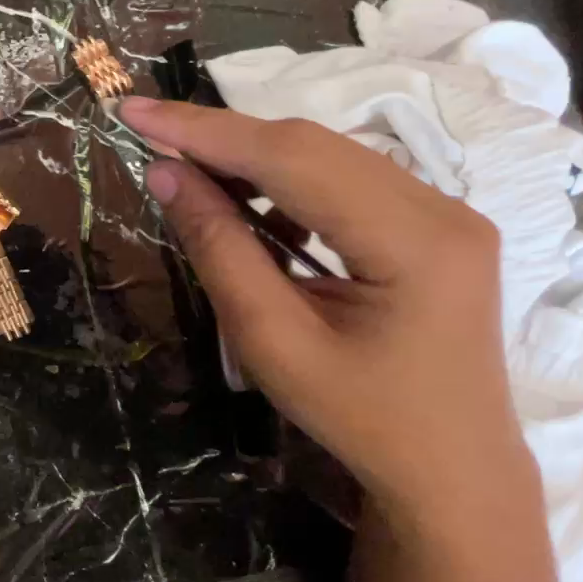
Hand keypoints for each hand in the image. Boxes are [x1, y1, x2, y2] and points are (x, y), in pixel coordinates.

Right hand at [118, 98, 537, 530]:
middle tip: (143, 133)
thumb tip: (164, 172)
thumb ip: (218, 246)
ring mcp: (443, 213)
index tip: (131, 109)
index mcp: (414, 241)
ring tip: (182, 169)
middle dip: (218, 135)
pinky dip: (278, 177)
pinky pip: (340, 177)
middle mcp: (441, 208)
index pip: (290, 158)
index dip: (203, 129)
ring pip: (323, 153)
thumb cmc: (360, 416)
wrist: (451, 472)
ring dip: (246, 154)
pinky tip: (241, 199)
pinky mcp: (430, 225)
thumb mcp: (270, 338)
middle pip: (309, 145)